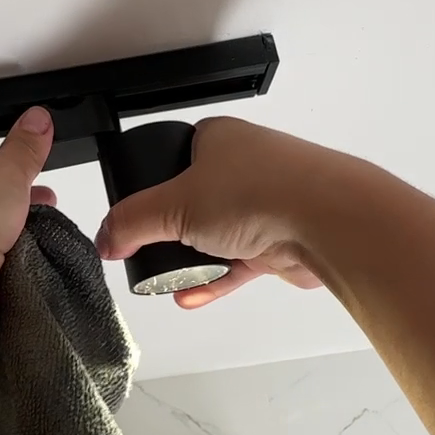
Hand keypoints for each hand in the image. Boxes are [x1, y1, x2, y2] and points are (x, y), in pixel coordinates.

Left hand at [0, 106, 56, 345]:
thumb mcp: (7, 169)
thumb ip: (26, 147)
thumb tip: (38, 119)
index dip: (10, 171)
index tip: (34, 177)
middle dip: (16, 208)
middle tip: (42, 209)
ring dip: (14, 240)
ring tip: (33, 239)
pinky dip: (8, 268)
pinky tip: (20, 264)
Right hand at [95, 117, 353, 308]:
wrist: (328, 222)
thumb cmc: (255, 192)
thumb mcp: (173, 205)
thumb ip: (131, 223)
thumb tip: (105, 241)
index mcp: (217, 139)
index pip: (171, 157)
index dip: (148, 185)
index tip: (131, 215)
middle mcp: (243, 165)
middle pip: (192, 200)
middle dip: (169, 230)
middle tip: (145, 252)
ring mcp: (265, 203)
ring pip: (216, 234)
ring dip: (191, 259)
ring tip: (164, 280)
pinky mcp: (279, 240)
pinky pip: (237, 263)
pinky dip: (214, 279)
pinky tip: (189, 295)